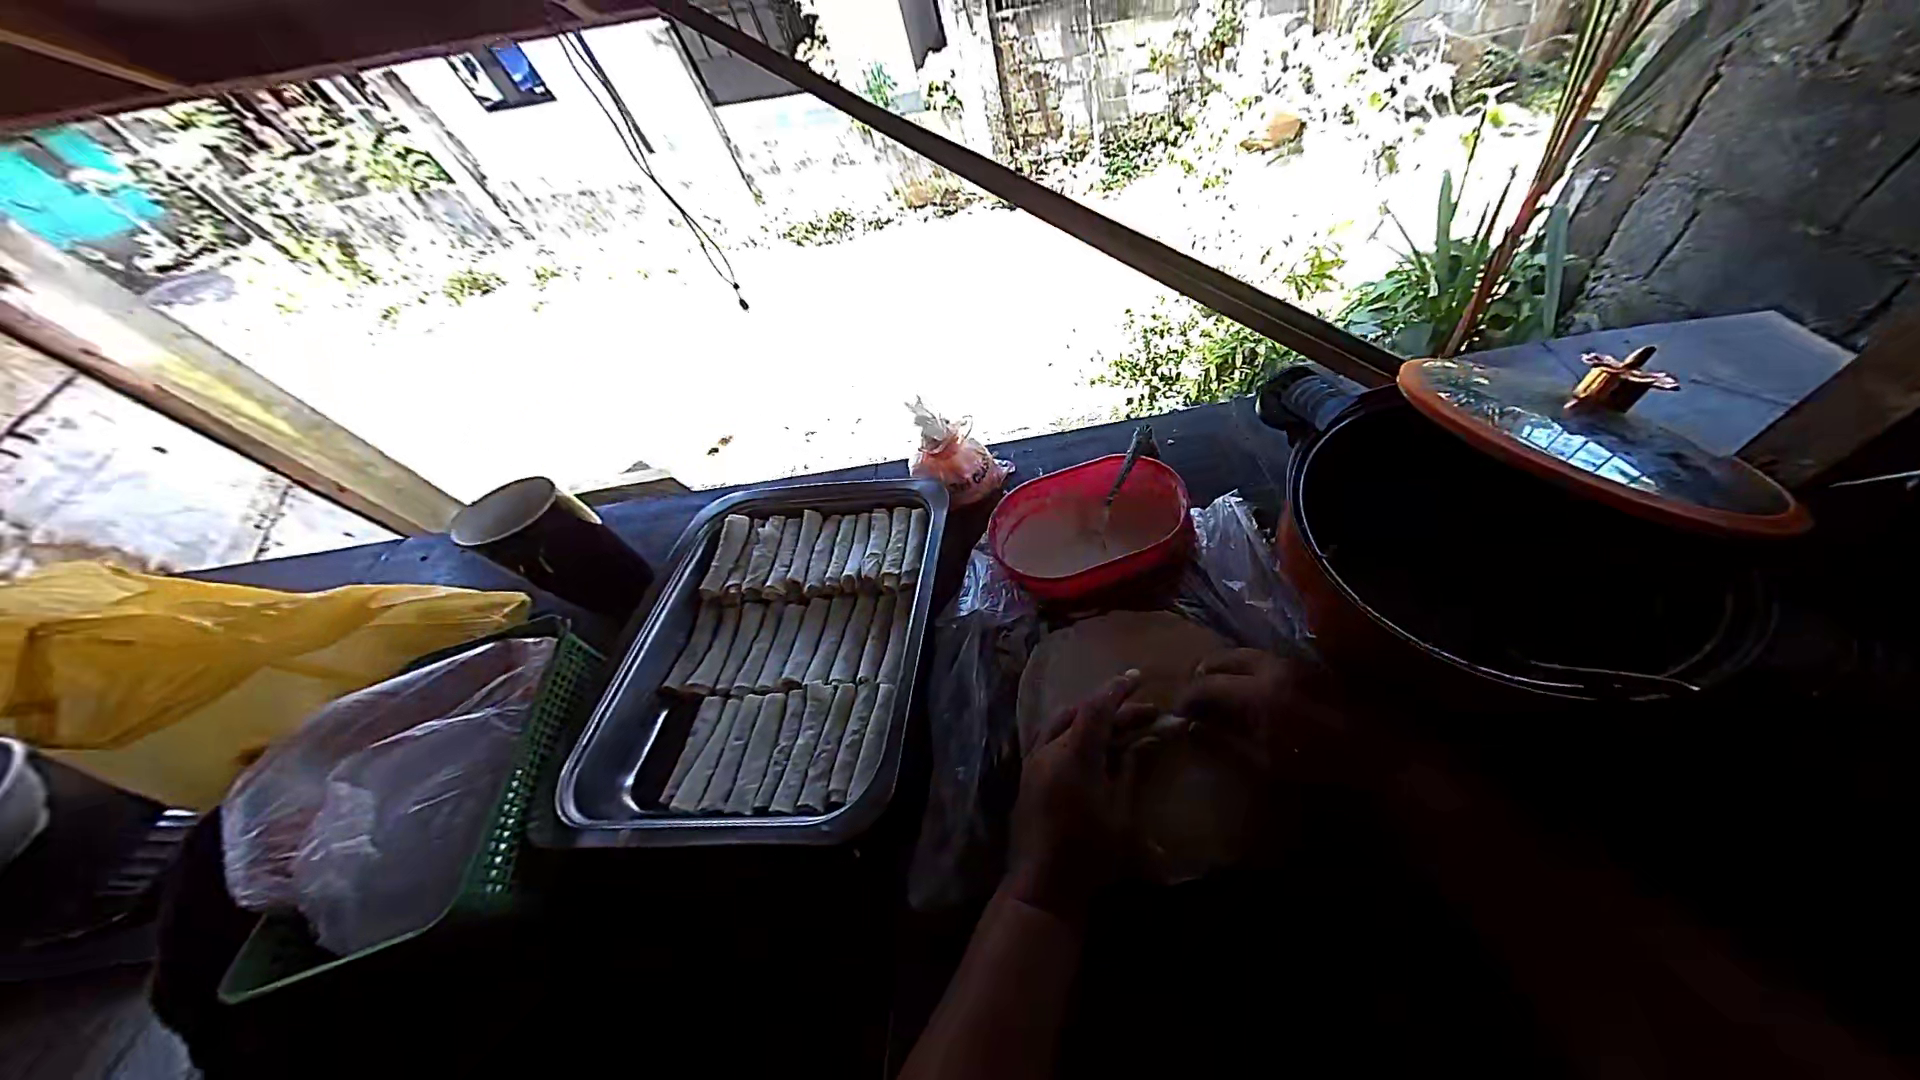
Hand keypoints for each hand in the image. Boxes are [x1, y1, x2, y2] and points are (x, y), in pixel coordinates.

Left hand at [1005, 670, 1155, 919]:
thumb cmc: (1089, 854)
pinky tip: (1087, 741)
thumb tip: (1141, 745)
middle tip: (1144, 712)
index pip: (1096, 708)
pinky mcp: (1027, 775)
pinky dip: (1071, 730)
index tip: (1137, 677)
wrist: (1042, 884)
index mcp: (1073, 755)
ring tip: (1118, 720)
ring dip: (1088, 715)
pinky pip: (1049, 737)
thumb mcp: (1121, 813)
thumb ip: (1129, 772)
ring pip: (1060, 722)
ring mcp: (1033, 761)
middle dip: (1111, 707)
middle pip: (1080, 713)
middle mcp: (1048, 749)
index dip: (1117, 690)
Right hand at [1174, 648, 1352, 784]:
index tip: (1176, 712)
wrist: (1380, 758)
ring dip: (1222, 670)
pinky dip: (1244, 670)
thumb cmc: (1319, 766)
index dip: (1185, 697)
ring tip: (1218, 695)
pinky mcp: (1304, 665)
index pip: (1205, 685)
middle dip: (1200, 676)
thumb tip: (1194, 727)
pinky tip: (1247, 693)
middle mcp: (1269, 667)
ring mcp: (1289, 662)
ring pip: (1241, 654)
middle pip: (1219, 657)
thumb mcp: (1264, 761)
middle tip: (1193, 700)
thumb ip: (1224, 739)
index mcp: (1256, 692)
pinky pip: (1262, 659)